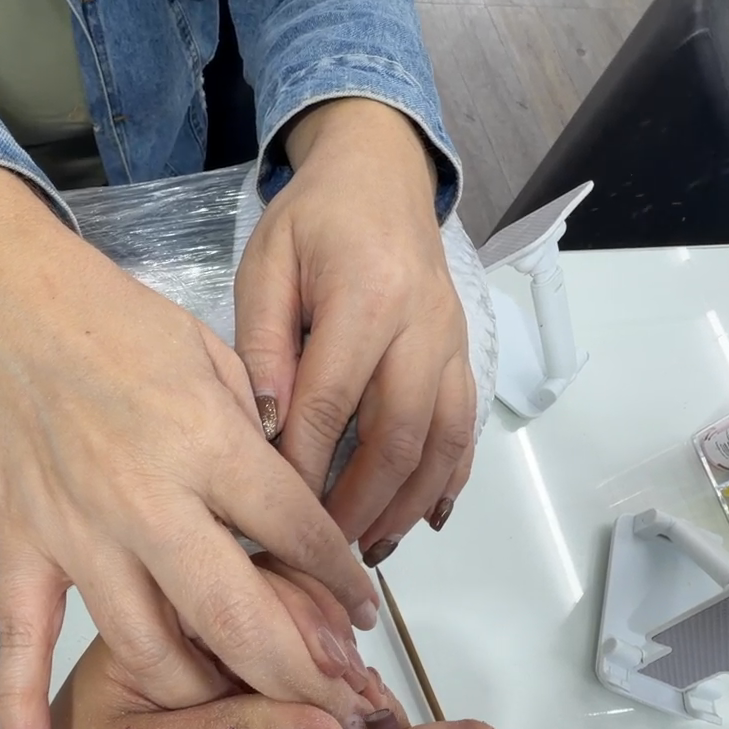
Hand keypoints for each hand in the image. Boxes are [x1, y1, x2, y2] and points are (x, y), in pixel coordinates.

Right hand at [0, 163, 380, 728]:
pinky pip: (19, 634)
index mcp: (207, 440)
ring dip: (202, 693)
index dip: (343, 581)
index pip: (298, 530)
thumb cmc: (109, 314)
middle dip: (299, 672)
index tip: (362, 616)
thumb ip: (249, 430)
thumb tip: (283, 493)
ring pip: (147, 644)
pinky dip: (19, 701)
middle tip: (337, 703)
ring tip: (241, 711)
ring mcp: (77, 531)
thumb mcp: (205, 352)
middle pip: (238, 613)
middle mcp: (149, 499)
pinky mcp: (18, 544)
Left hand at [0, 617, 354, 728]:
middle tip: (365, 691)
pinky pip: (277, 657)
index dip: (299, 634)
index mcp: (146, 615)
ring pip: (281, 617)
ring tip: (369, 696)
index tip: (346, 686)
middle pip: (268, 590)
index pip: (234, 593)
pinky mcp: (221, 670)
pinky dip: (317, 678)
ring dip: (328, 654)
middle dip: (323, 638)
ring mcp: (202, 638)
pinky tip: (352, 700)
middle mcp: (178, 611)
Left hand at [235, 98, 475, 565]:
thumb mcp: (266, 268)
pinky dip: (449, 479)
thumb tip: (270, 428)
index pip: (331, 401)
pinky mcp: (464, 356)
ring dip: (407, 503)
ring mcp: (453, 344)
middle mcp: (424, 326)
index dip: (305, 465)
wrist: (381, 178)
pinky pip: (465, 427)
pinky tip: (427, 517)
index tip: (277, 514)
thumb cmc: (312, 221)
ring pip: (440, 441)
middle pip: (397, 434)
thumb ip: (264, 344)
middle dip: (361, 502)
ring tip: (372, 549)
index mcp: (366, 297)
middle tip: (325, 550)